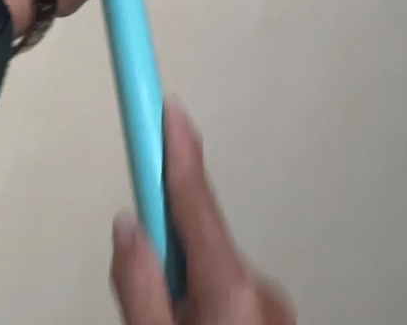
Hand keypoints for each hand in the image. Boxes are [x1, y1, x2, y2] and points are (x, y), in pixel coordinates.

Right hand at [111, 102, 294, 324]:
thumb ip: (137, 284)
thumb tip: (129, 223)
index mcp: (233, 290)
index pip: (194, 200)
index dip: (179, 148)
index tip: (172, 103)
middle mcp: (264, 290)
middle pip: (197, 234)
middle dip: (164, 239)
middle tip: (144, 296)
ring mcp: (277, 310)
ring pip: (209, 262)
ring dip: (182, 275)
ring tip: (168, 324)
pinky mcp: (277, 322)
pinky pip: (225, 287)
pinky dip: (200, 293)